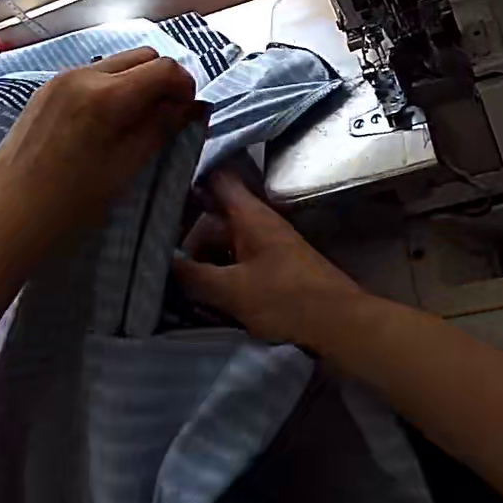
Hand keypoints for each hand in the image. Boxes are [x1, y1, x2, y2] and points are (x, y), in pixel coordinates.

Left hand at [0, 47, 200, 280]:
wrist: (5, 217)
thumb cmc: (70, 202)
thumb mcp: (126, 167)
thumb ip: (161, 128)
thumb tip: (192, 106)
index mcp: (107, 94)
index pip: (165, 68)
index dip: (185, 87)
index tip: (187, 113)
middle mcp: (84, 74)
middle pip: (143, 56)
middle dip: (162, 80)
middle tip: (165, 117)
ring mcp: (60, 78)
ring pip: (116, 63)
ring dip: (136, 82)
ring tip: (133, 122)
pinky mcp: (45, 89)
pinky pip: (91, 74)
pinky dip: (109, 87)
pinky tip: (103, 123)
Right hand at [172, 169, 368, 349]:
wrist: (340, 324)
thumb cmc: (286, 299)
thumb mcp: (233, 291)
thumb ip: (195, 276)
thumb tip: (164, 262)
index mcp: (248, 214)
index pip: (216, 179)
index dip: (191, 177)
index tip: (162, 188)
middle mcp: (257, 222)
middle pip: (214, 220)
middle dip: (190, 242)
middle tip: (165, 266)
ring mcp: (267, 245)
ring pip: (225, 245)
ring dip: (205, 264)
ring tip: (182, 289)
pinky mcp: (274, 268)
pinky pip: (238, 262)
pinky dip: (222, 276)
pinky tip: (208, 299)